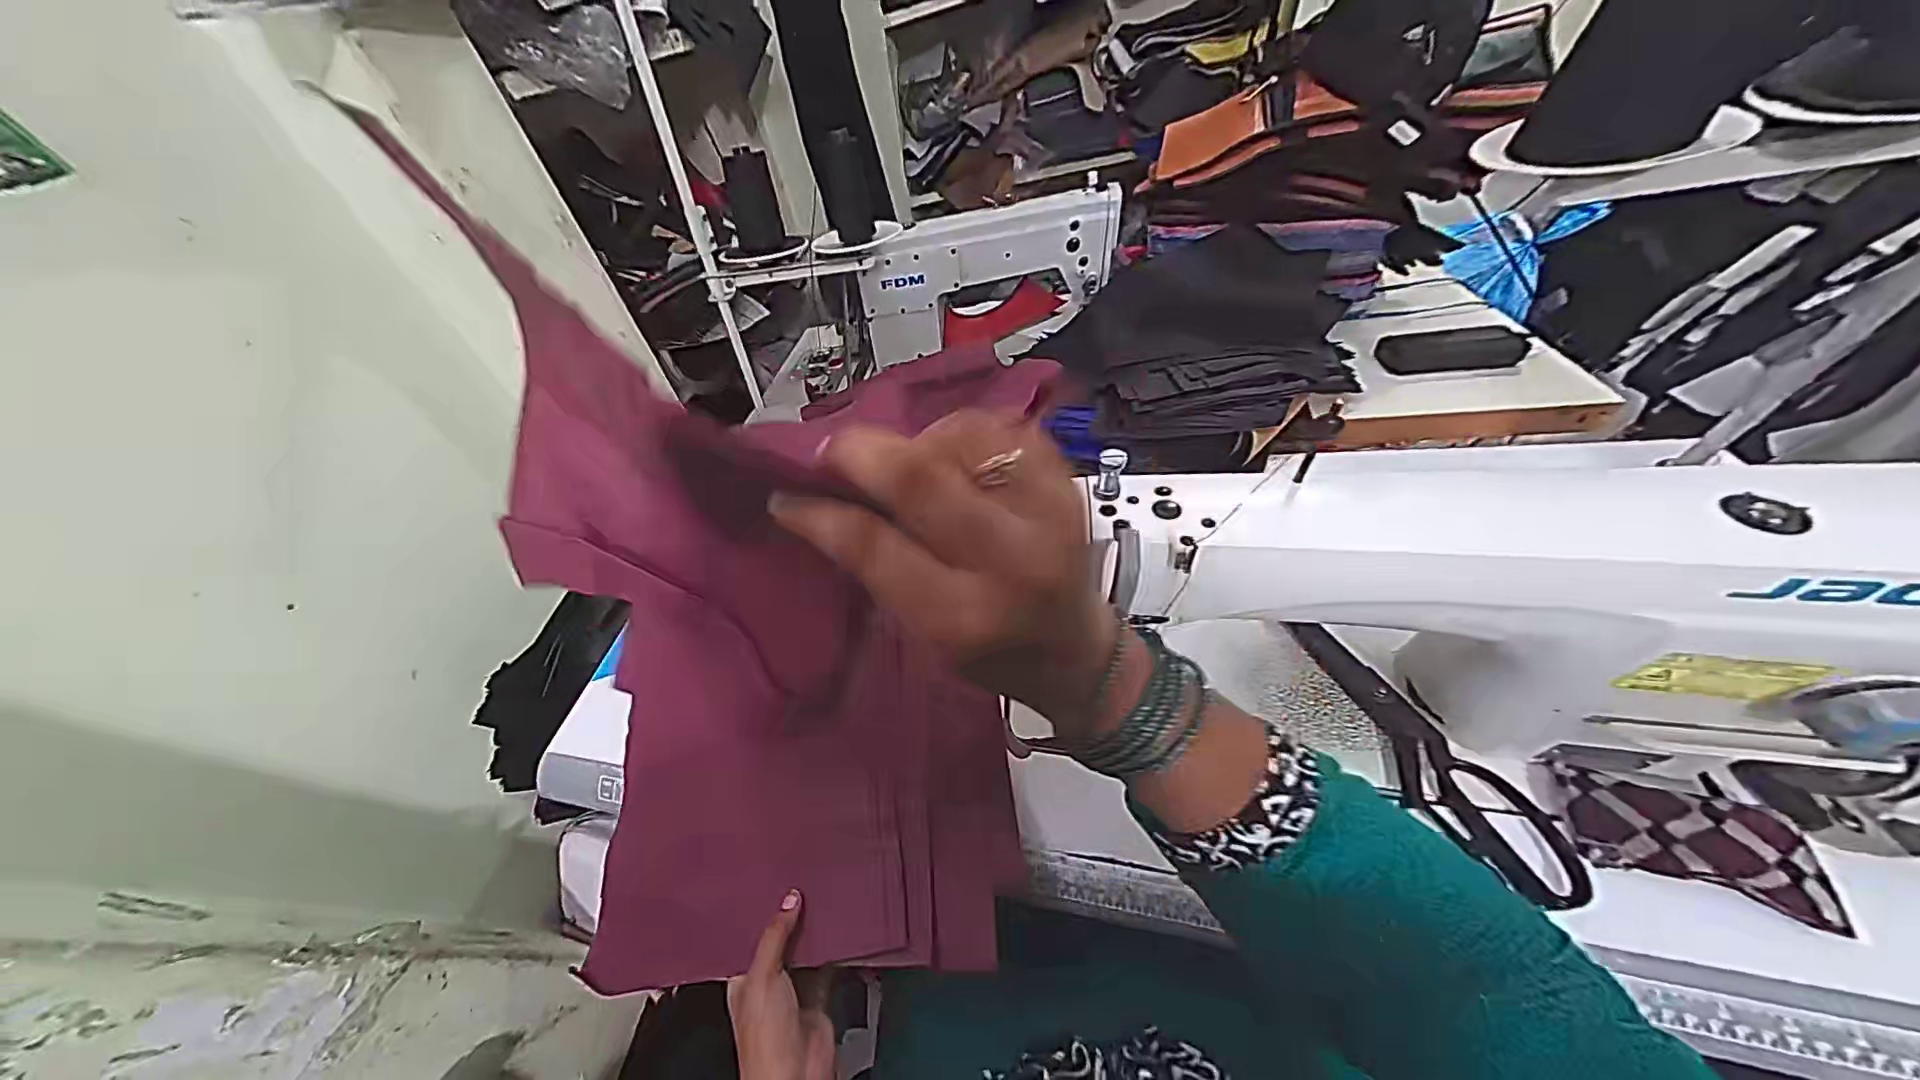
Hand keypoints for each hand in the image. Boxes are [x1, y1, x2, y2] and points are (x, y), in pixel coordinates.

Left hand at [728, 890, 837, 1079]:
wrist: (797, 1076)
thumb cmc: (764, 1042)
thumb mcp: (762, 978)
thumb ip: (774, 937)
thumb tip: (788, 901)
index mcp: (743, 980)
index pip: (750, 937)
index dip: (760, 913)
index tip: (772, 885)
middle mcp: (767, 983)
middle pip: (781, 940)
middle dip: (790, 918)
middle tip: (801, 888)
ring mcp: (793, 989)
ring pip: (805, 950)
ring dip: (813, 931)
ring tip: (821, 900)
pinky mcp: (817, 996)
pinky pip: (827, 965)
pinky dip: (834, 950)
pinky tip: (838, 932)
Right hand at [769, 410, 1117, 733]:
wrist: (1076, 650)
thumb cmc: (995, 654)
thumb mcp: (925, 634)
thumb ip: (877, 566)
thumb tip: (824, 500)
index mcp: (964, 616)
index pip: (874, 545)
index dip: (819, 513)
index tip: (788, 497)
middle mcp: (1011, 561)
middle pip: (919, 476)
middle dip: (859, 451)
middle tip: (834, 453)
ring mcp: (1048, 514)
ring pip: (958, 437)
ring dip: (914, 440)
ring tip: (904, 463)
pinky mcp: (1066, 484)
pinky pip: (998, 427)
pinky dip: (960, 432)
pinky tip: (950, 455)